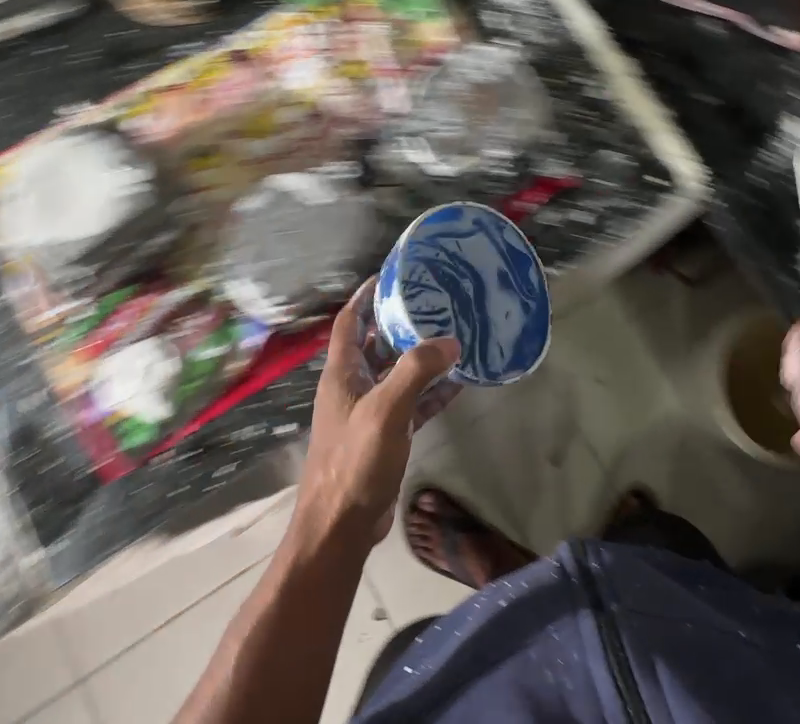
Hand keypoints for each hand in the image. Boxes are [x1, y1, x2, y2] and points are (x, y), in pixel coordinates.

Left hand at [293, 279, 459, 553]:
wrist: (341, 524)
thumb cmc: (354, 461)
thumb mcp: (386, 410)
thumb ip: (415, 371)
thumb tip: (449, 340)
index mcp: (342, 373)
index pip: (349, 322)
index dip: (366, 296)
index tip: (390, 274)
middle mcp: (353, 386)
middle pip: (376, 343)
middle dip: (402, 322)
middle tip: (436, 302)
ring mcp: (369, 412)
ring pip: (397, 374)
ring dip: (422, 357)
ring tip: (454, 335)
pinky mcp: (385, 436)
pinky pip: (412, 403)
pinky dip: (432, 392)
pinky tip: (459, 382)